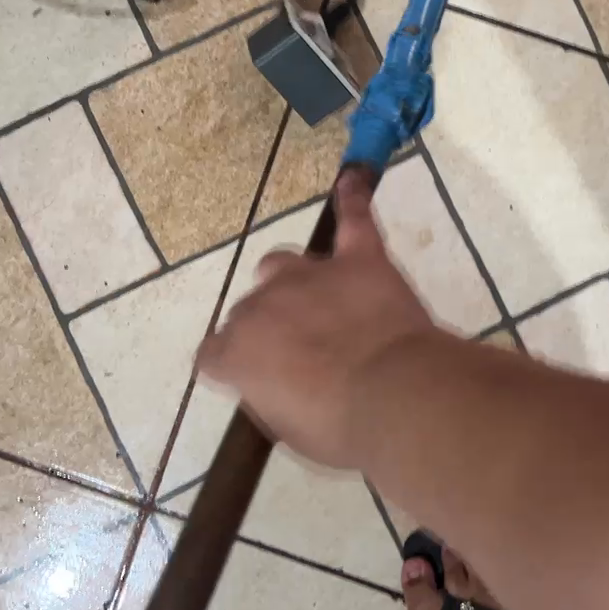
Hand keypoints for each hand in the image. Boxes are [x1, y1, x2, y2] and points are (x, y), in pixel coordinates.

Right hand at [196, 169, 441, 468]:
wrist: (396, 395)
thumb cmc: (339, 427)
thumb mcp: (287, 430)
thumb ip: (268, 394)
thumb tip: (270, 380)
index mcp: (237, 351)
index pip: (213, 354)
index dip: (232, 366)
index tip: (252, 379)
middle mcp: (263, 304)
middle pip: (250, 308)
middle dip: (268, 328)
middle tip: (303, 354)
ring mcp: (311, 275)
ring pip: (281, 264)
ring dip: (291, 280)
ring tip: (316, 299)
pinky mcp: (359, 259)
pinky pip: (353, 217)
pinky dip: (353, 198)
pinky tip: (352, 180)